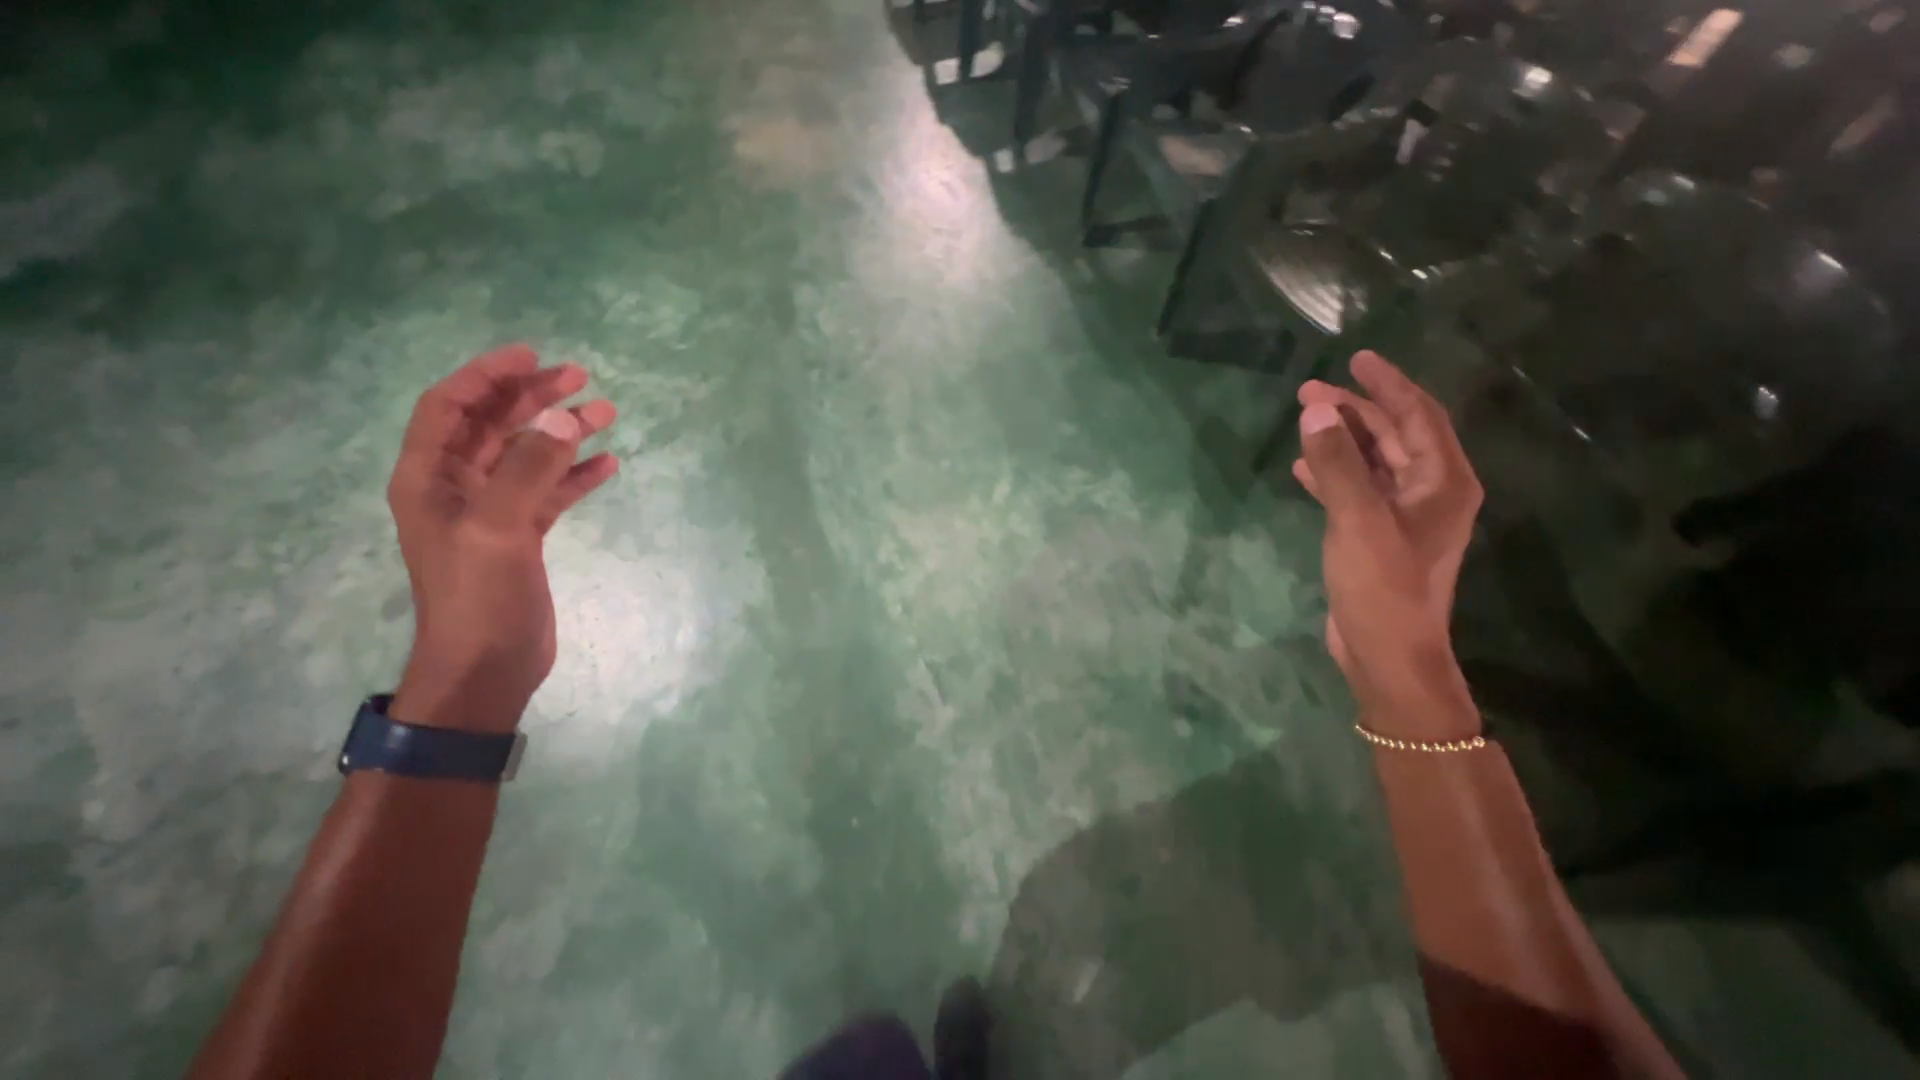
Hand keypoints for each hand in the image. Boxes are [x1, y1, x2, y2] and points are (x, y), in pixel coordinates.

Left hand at [385, 345, 618, 733]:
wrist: (485, 670)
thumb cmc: (477, 598)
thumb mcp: (497, 529)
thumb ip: (528, 469)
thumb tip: (563, 417)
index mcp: (429, 479)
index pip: (451, 407)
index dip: (487, 375)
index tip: (534, 356)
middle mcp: (456, 488)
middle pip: (494, 425)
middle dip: (534, 398)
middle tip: (581, 379)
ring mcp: (491, 513)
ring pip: (527, 456)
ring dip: (563, 433)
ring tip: (608, 414)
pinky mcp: (521, 537)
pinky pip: (549, 492)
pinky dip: (575, 476)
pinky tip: (607, 465)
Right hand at [1292, 351, 1482, 737]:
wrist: (1388, 655)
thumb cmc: (1383, 586)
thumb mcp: (1358, 520)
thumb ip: (1337, 464)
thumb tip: (1316, 409)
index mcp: (1442, 482)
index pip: (1419, 416)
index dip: (1389, 385)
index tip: (1357, 358)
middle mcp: (1430, 492)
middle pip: (1393, 435)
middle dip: (1355, 409)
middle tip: (1309, 389)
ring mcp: (1404, 516)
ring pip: (1373, 462)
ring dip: (1340, 439)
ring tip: (1302, 417)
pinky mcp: (1378, 536)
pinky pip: (1357, 490)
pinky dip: (1332, 474)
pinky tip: (1302, 466)